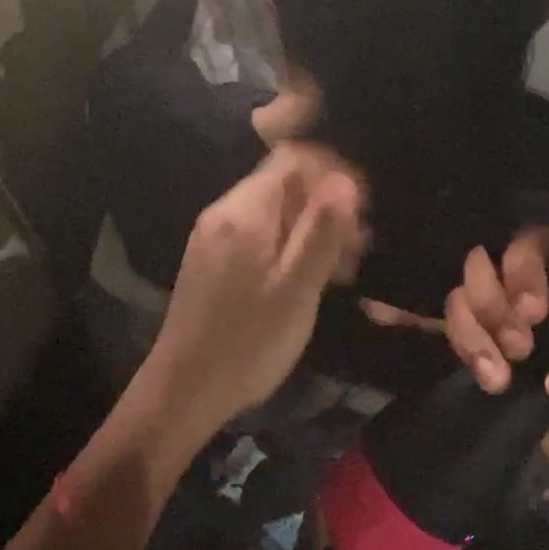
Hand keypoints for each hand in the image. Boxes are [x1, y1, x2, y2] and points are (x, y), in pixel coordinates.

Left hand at [139, 142, 366, 429]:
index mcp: (243, 212)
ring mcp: (214, 238)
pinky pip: (258, 237)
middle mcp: (223, 214)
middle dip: (326, 206)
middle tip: (361, 247)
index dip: (332, 172)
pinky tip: (310, 280)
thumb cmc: (248, 342)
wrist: (184, 390)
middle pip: (283, 185)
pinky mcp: (212, 262)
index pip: (292, 159)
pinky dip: (289, 248)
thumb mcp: (297, 289)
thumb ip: (321, 231)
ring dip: (311, 231)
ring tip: (345, 269)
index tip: (364, 206)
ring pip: (274, 214)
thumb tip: (345, 179)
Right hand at [442, 229, 548, 507]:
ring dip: (475, 324)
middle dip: (494, 295)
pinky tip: (492, 382)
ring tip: (501, 370)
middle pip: (496, 257)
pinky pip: (460, 329)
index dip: (527, 261)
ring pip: (468, 290)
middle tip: (520, 342)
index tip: (534, 308)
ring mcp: (515, 321)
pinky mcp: (491, 353)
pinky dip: (466, 348)